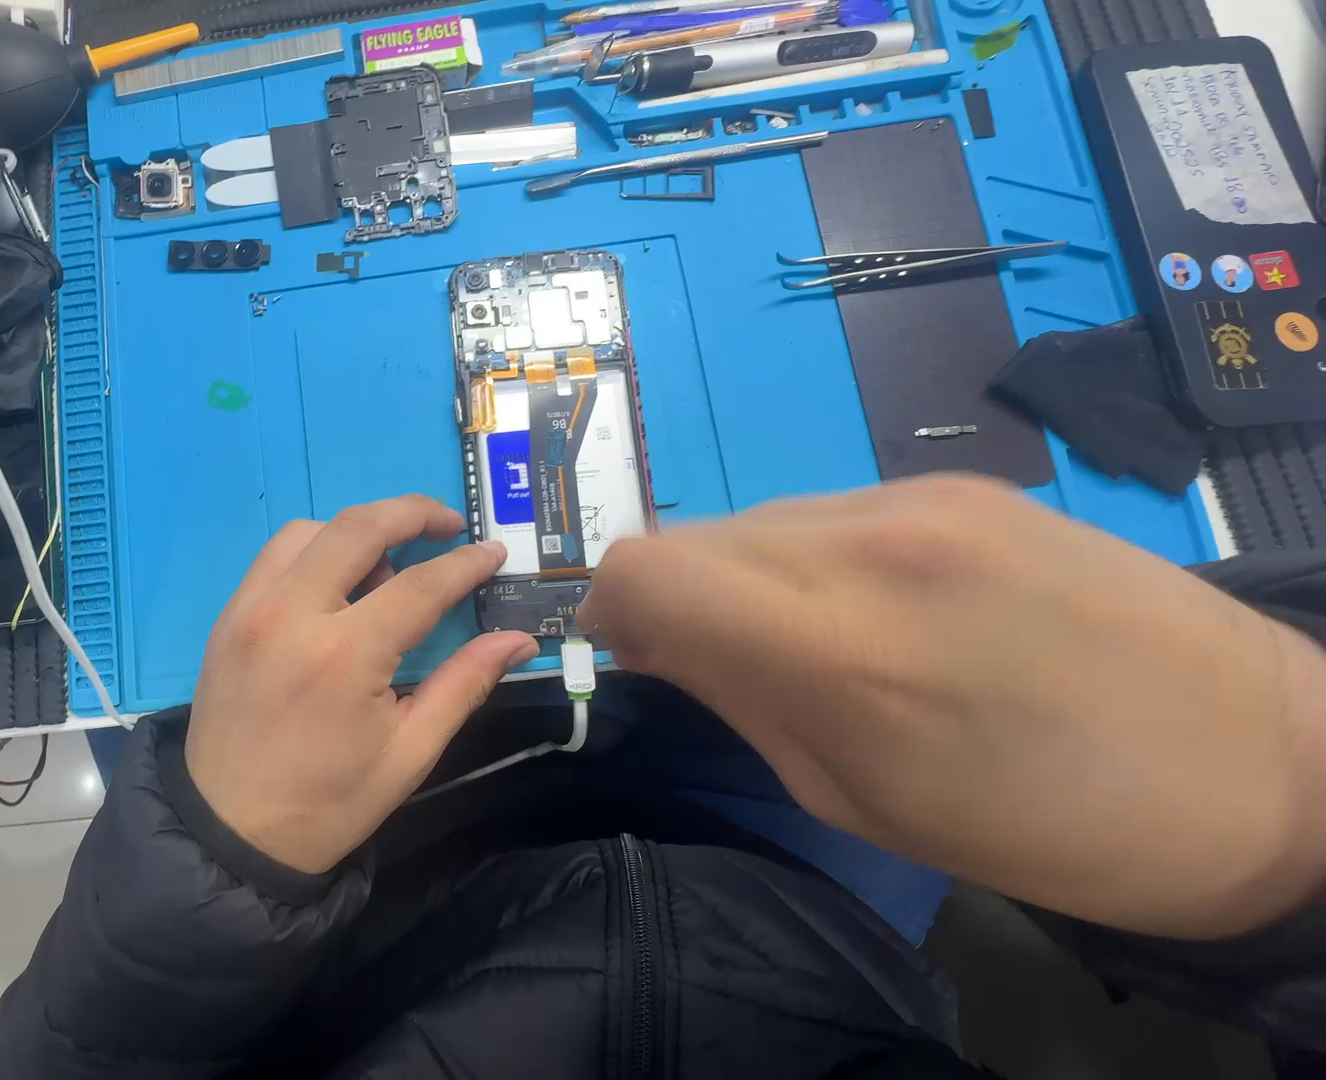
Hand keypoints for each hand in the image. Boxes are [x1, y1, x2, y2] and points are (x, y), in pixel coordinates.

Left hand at [186, 496, 538, 873]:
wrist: (228, 833)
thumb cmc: (328, 802)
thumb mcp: (409, 753)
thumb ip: (464, 685)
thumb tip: (518, 639)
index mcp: (343, 656)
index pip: (419, 585)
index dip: (465, 564)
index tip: (493, 553)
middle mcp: (291, 615)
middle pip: (357, 528)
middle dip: (412, 512)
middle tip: (448, 524)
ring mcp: (250, 610)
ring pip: (310, 531)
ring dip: (358, 531)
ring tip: (387, 569)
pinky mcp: (227, 617)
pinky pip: (275, 556)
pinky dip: (314, 549)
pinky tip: (337, 583)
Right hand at [579, 474, 1325, 937]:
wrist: (1271, 765)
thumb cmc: (1037, 822)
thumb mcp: (847, 792)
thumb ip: (728, 692)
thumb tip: (639, 637)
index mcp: (832, 644)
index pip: (644, 569)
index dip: (608, 603)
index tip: (627, 646)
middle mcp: (861, 541)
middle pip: (686, 538)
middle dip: (673, 595)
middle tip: (712, 654)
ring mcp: (914, 498)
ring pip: (750, 520)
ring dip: (740, 575)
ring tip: (807, 634)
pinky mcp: (955, 481)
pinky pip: (820, 511)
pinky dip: (802, 555)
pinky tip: (871, 602)